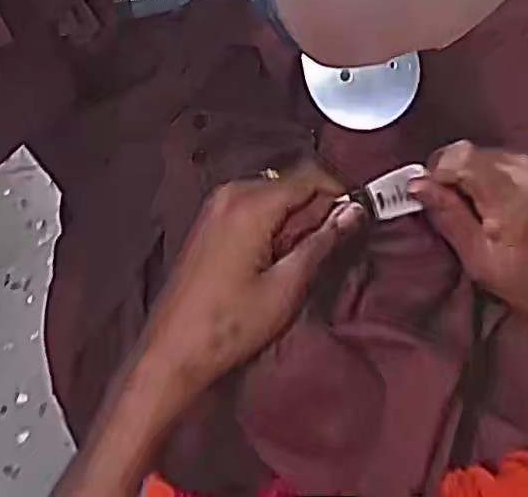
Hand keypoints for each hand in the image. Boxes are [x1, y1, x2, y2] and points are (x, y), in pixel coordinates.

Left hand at [140, 163, 364, 394]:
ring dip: (294, 220)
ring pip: (275, 195)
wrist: (170, 353)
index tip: (357, 213)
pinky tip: (272, 259)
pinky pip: (255, 206)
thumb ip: (322, 242)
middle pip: (291, 183)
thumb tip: (352, 212)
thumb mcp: (286, 287)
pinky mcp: (212, 219)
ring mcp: (217, 204)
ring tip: (295, 261)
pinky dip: (272, 224)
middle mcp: (231, 193)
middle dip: (315, 210)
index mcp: (249, 204)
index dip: (338, 191)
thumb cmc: (227, 327)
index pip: (308, 175)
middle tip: (325, 249)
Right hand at [410, 141, 527, 357]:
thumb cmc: (520, 277)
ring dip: (457, 173)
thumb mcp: (477, 257)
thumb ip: (447, 215)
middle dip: (444, 173)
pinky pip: (484, 156)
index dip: (436, 173)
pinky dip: (472, 172)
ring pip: (471, 152)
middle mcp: (521, 169)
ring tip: (460, 205)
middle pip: (463, 152)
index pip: (460, 159)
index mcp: (511, 194)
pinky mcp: (526, 164)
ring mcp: (526, 164)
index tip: (426, 196)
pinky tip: (476, 198)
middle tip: (440, 204)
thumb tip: (416, 184)